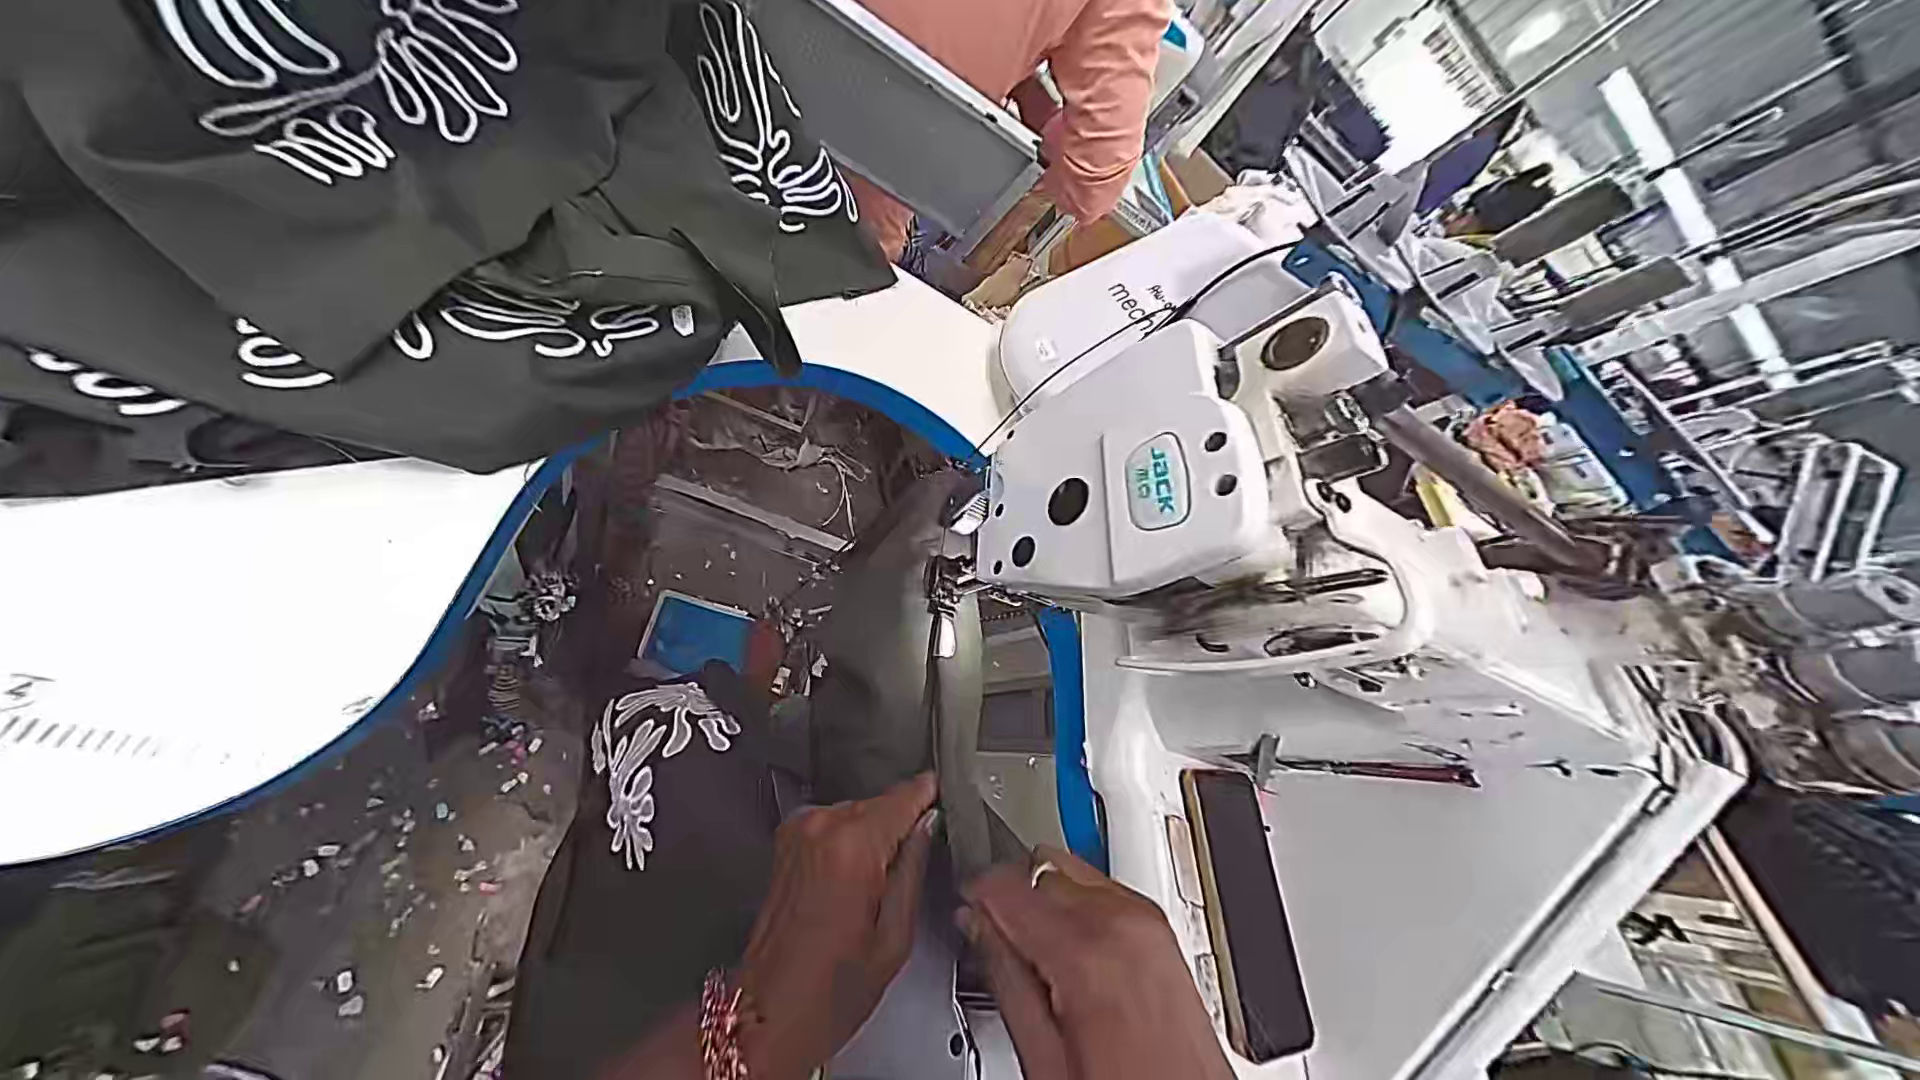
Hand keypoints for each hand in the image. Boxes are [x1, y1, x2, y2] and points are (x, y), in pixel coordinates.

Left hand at [736, 773, 938, 1079]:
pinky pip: (834, 821)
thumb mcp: (895, 936)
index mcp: (854, 847)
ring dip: (874, 830)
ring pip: (857, 810)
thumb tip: (926, 826)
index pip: (902, 798)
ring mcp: (800, 830)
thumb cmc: (829, 988)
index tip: (940, 791)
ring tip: (879, 879)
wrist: (768, 1011)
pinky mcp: (787, 839)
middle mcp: (823, 827)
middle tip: (915, 857)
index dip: (926, 794)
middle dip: (901, 821)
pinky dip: (849, 837)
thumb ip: (913, 867)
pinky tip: (853, 876)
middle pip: (880, 803)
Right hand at [960, 847, 1234, 1079]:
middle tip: (995, 933)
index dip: (977, 892)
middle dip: (1011, 896)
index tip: (966, 903)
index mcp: (1086, 954)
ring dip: (1043, 894)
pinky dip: (1076, 901)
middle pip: (1039, 869)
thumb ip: (1004, 977)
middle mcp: (1120, 921)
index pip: (1009, 886)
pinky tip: (1070, 946)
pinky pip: (1101, 885)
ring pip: (1069, 869)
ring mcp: (1145, 918)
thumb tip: (977, 924)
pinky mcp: (1158, 923)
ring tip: (1035, 946)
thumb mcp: (1045, 1058)